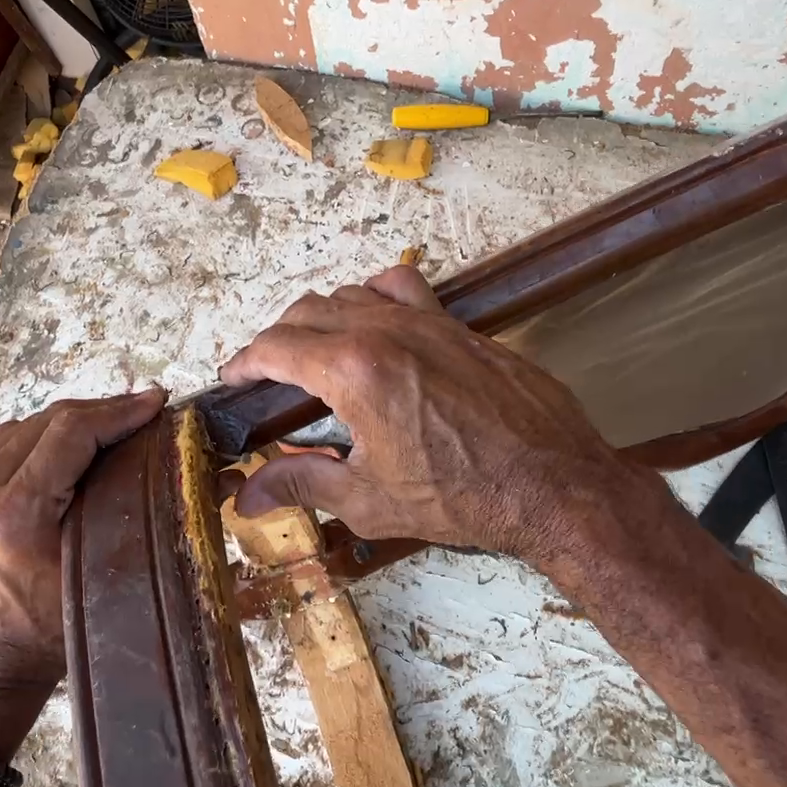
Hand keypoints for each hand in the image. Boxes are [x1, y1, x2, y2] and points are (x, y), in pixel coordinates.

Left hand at [0, 389, 166, 685]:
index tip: (157, 402)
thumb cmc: (52, 627)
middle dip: (101, 413)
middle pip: (48, 421)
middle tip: (143, 413)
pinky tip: (69, 444)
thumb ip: (160, 516)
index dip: (118, 412)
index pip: (70, 433)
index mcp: (11, 514)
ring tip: (112, 426)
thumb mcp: (109, 574)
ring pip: (26, 425)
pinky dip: (41, 436)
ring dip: (71, 423)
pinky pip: (5, 439)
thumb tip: (225, 475)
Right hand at [218, 266, 637, 561]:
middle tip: (269, 376)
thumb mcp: (369, 500)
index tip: (233, 379)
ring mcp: (424, 319)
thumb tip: (246, 498)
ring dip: (319, 317)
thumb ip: (301, 484)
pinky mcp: (455, 322)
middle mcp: (383, 330)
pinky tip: (374, 320)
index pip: (275, 347)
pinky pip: (400, 287)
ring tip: (315, 353)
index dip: (244, 362)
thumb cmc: (461, 497)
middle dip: (276, 340)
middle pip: (305, 312)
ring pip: (350, 294)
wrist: (553, 483)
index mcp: (353, 371)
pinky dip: (373, 294)